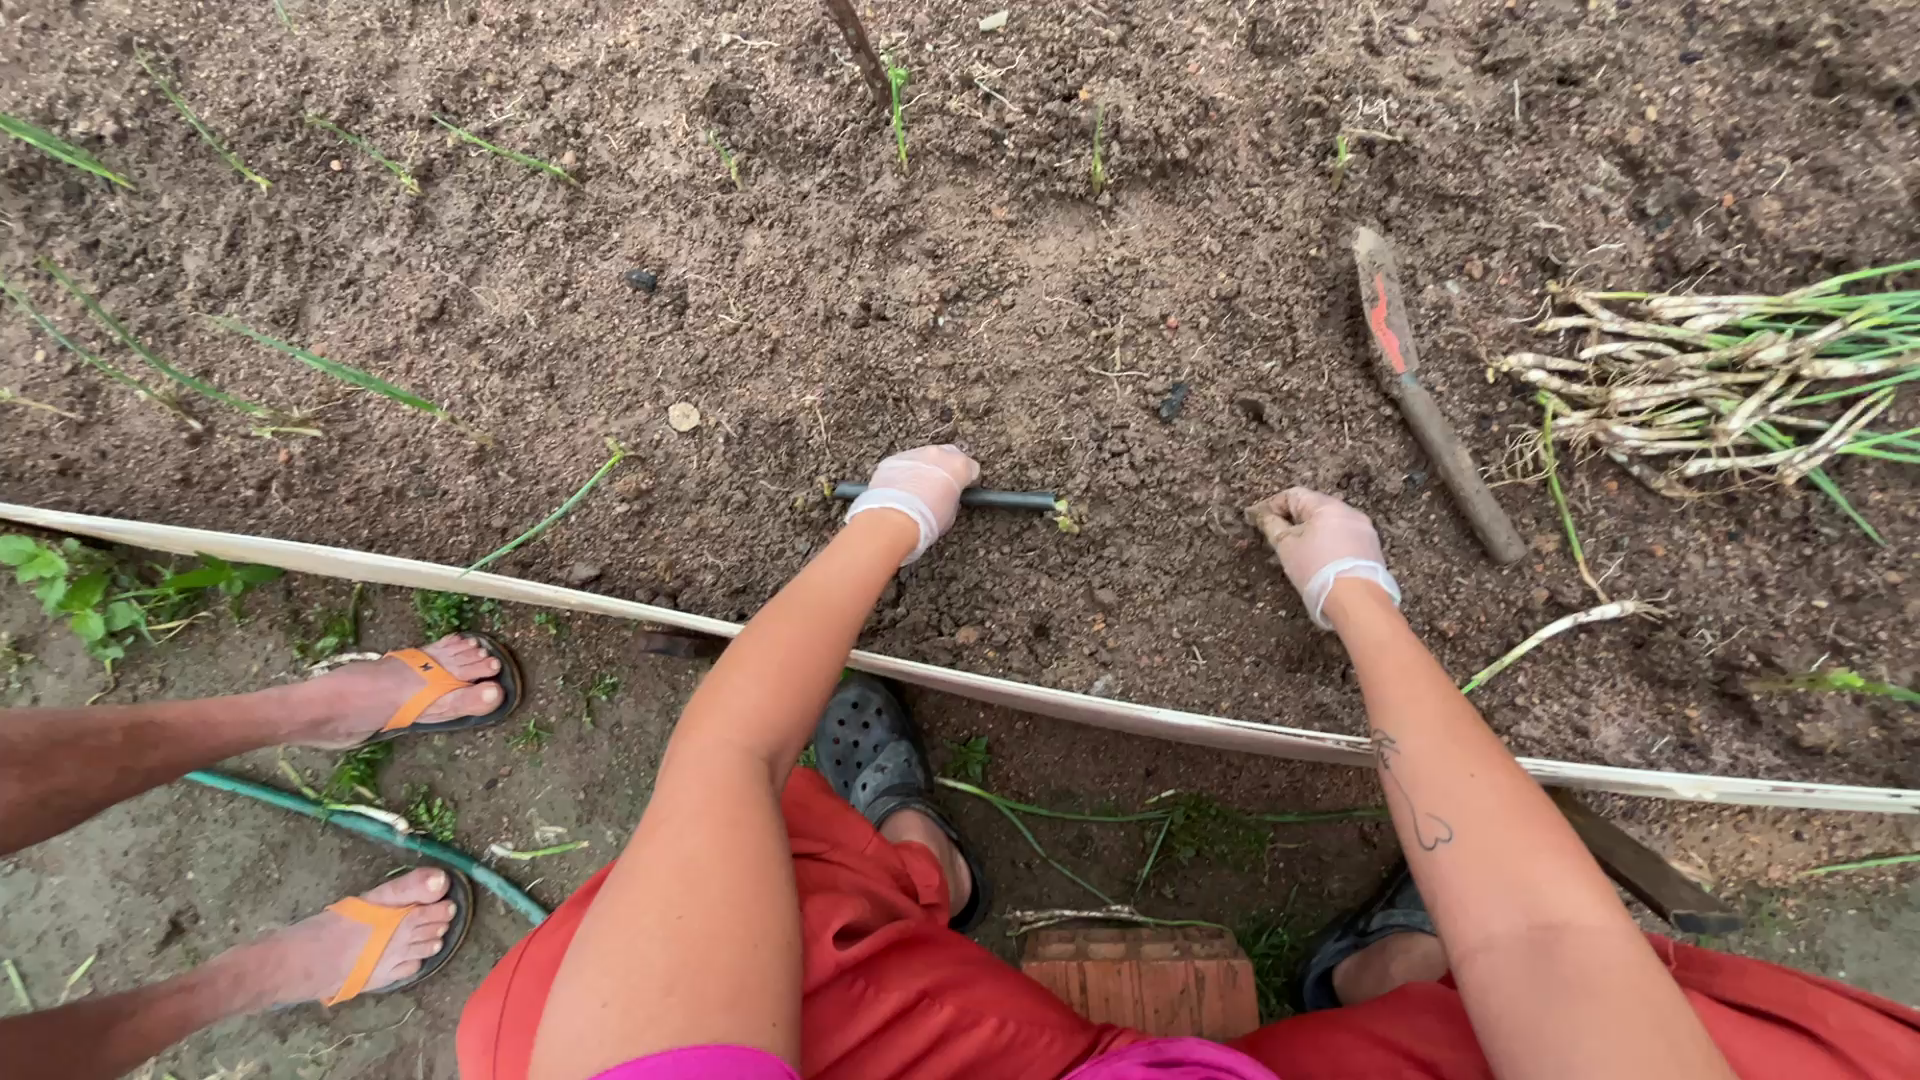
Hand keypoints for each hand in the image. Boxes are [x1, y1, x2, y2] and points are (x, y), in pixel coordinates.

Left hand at [846, 445, 980, 563]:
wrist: (895, 519)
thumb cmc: (926, 518)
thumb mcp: (952, 513)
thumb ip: (954, 498)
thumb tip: (948, 497)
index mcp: (959, 466)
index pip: (972, 467)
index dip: (968, 480)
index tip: (964, 489)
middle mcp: (938, 454)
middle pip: (949, 454)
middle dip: (948, 468)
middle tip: (943, 487)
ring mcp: (914, 454)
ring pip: (924, 457)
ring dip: (925, 469)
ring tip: (919, 491)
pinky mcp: (894, 459)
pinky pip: (904, 463)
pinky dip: (905, 472)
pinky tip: (902, 490)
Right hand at [1245, 487, 1400, 628]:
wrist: (1357, 600)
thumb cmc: (1316, 569)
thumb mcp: (1286, 547)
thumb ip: (1271, 525)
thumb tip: (1261, 515)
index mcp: (1327, 507)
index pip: (1294, 494)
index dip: (1272, 505)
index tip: (1257, 519)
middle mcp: (1350, 512)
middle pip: (1313, 507)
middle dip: (1292, 519)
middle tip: (1275, 536)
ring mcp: (1364, 530)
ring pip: (1329, 523)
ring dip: (1310, 532)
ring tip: (1296, 551)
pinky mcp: (1371, 548)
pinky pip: (1343, 537)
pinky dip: (1326, 543)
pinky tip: (1318, 560)